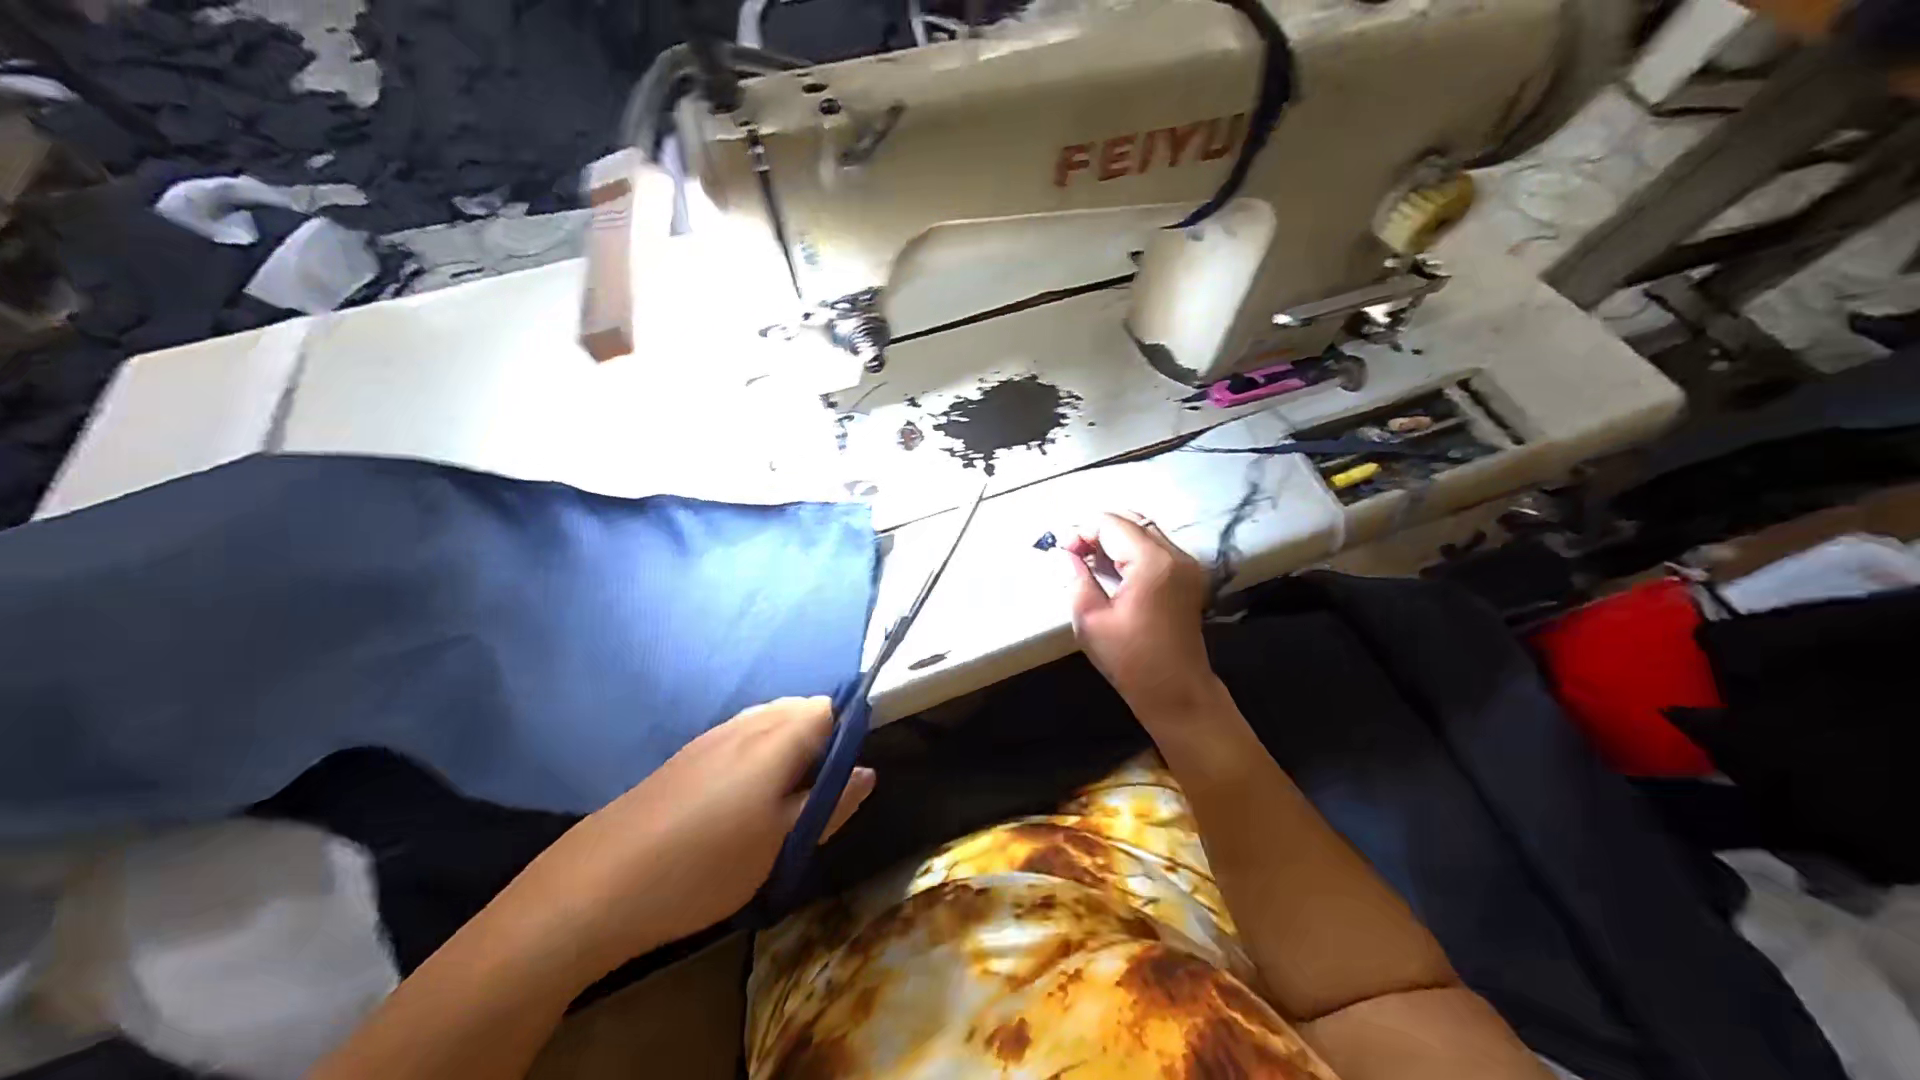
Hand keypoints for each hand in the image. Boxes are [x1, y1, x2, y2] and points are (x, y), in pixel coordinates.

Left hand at [490, 697, 874, 980]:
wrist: (599, 886)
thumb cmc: (705, 866)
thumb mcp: (782, 844)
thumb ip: (830, 803)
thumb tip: (867, 771)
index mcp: (776, 738)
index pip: (829, 707)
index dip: (847, 735)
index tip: (844, 780)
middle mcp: (745, 725)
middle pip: (798, 711)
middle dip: (819, 742)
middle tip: (815, 797)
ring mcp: (709, 738)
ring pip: (767, 725)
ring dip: (786, 751)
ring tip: (781, 805)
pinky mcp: (684, 759)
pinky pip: (738, 740)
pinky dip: (755, 759)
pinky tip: (740, 804)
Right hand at [1059, 512, 1217, 719]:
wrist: (1178, 693)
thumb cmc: (1131, 660)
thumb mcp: (1090, 620)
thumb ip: (1074, 577)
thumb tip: (1061, 553)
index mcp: (1152, 562)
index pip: (1110, 523)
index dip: (1080, 531)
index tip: (1062, 553)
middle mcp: (1175, 554)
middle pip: (1130, 520)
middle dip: (1097, 531)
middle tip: (1073, 556)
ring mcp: (1186, 565)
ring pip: (1143, 531)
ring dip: (1114, 539)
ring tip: (1088, 563)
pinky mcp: (1189, 577)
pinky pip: (1155, 547)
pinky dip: (1131, 550)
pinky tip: (1112, 572)